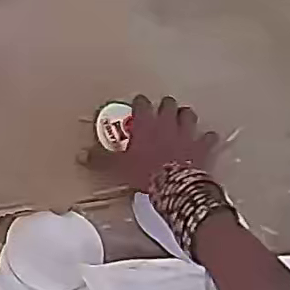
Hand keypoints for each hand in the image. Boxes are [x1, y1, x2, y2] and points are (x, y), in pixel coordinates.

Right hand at [92, 95, 219, 191]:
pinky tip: (206, 140)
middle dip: (165, 106)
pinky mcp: (202, 146)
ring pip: (188, 115)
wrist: (173, 186)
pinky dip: (207, 139)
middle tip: (161, 112)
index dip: (139, 103)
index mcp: (145, 123)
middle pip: (168, 104)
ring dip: (185, 116)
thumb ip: (101, 158)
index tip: (137, 104)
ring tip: (182, 120)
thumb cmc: (143, 172)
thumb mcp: (117, 166)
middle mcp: (166, 122)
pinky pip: (209, 138)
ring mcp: (186, 133)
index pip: (141, 103)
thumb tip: (81, 155)